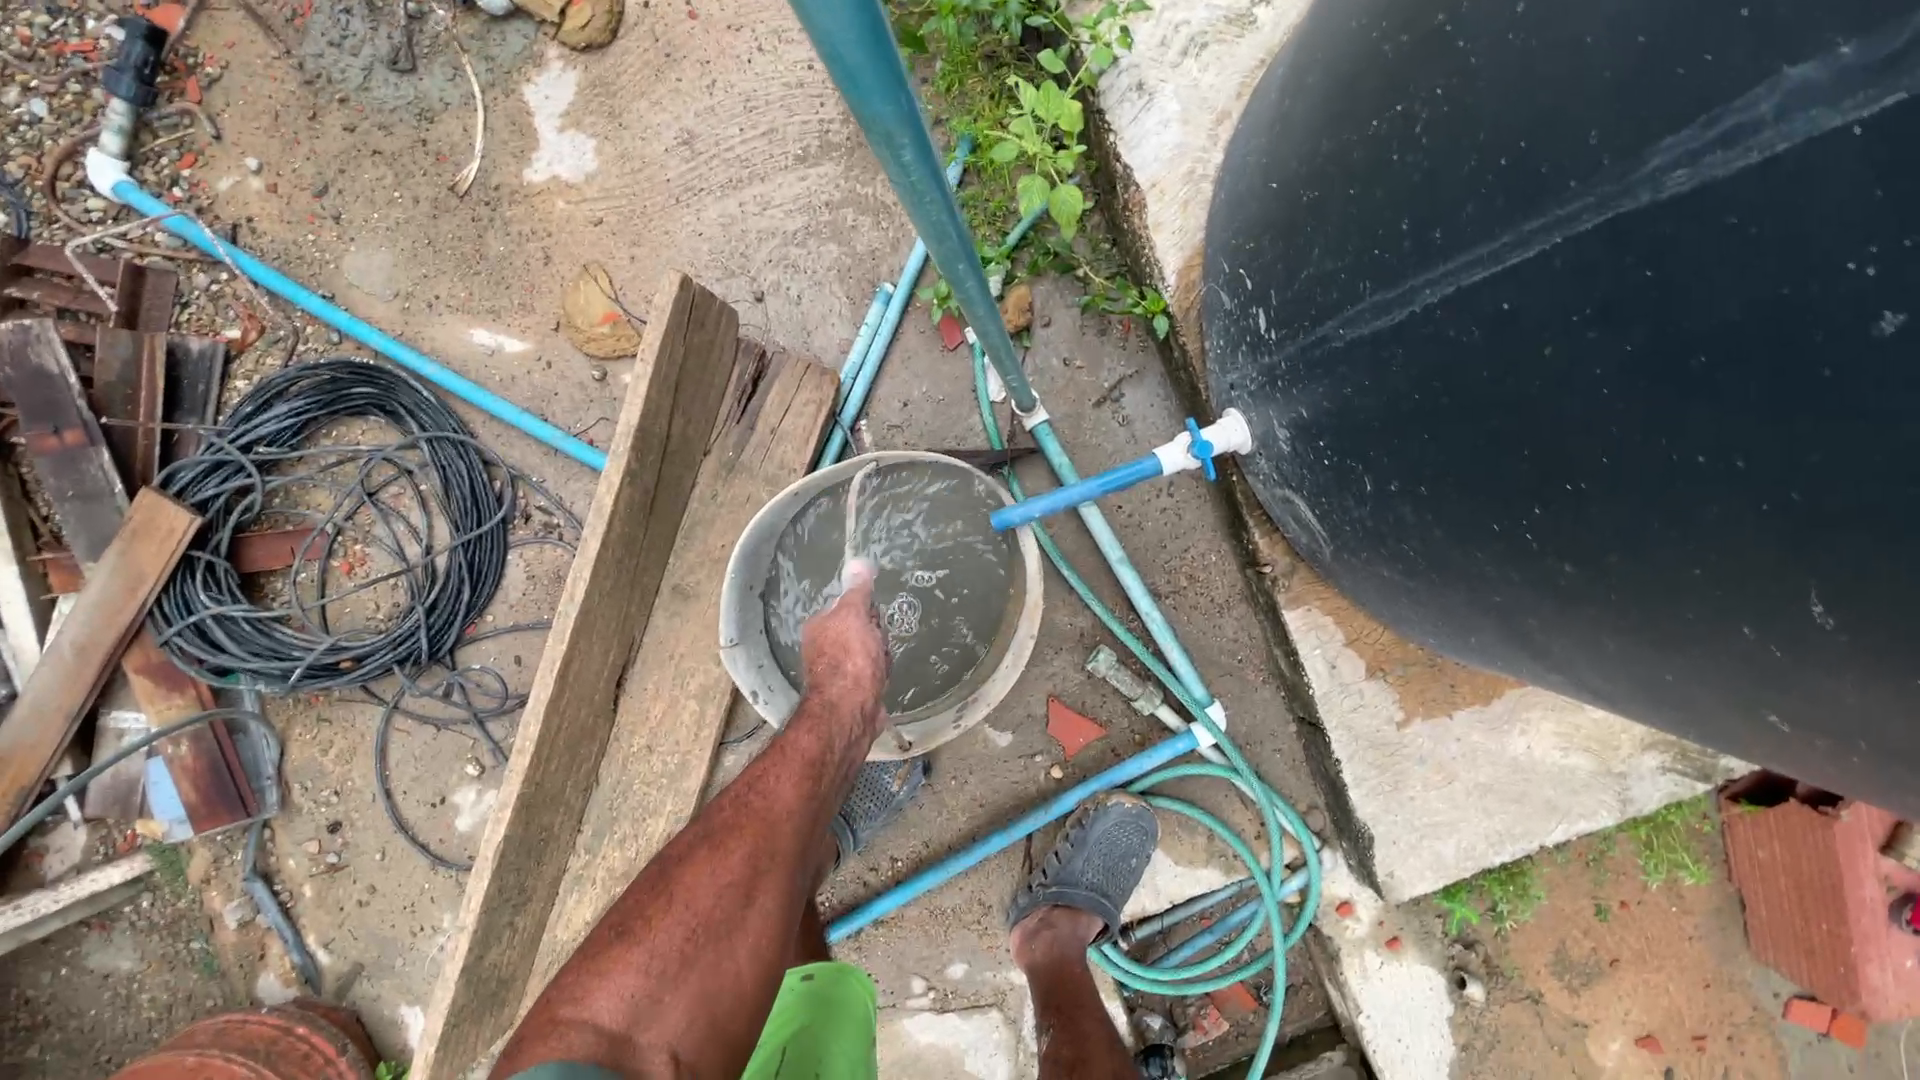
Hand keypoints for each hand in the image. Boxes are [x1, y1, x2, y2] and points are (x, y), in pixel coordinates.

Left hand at [800, 559, 889, 737]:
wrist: (850, 711)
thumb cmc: (850, 658)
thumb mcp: (855, 615)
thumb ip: (858, 591)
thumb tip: (860, 563)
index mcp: (819, 627)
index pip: (849, 606)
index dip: (867, 611)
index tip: (874, 619)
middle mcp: (823, 647)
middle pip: (862, 630)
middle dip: (877, 637)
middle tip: (878, 645)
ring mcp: (838, 671)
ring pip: (871, 652)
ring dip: (882, 657)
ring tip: (881, 667)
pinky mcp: (852, 691)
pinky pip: (874, 674)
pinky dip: (881, 676)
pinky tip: (882, 681)